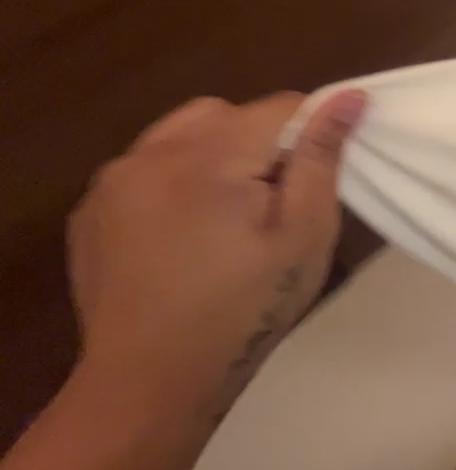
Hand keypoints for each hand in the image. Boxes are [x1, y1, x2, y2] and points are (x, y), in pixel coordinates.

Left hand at [65, 90, 366, 416]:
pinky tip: (196, 229)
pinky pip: (148, 166)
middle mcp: (148, 157)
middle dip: (264, 138)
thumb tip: (350, 96)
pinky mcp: (92, 211)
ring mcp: (110, 184)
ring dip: (220, 153)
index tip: (320, 179)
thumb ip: (323, 156)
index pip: (279, 107)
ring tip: (238, 210)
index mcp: (206, 160)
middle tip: (282, 196)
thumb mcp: (307, 229)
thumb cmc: (250, 301)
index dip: (314, 132)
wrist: (156, 373)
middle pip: (225, 112)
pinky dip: (182, 177)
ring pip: (182, 134)